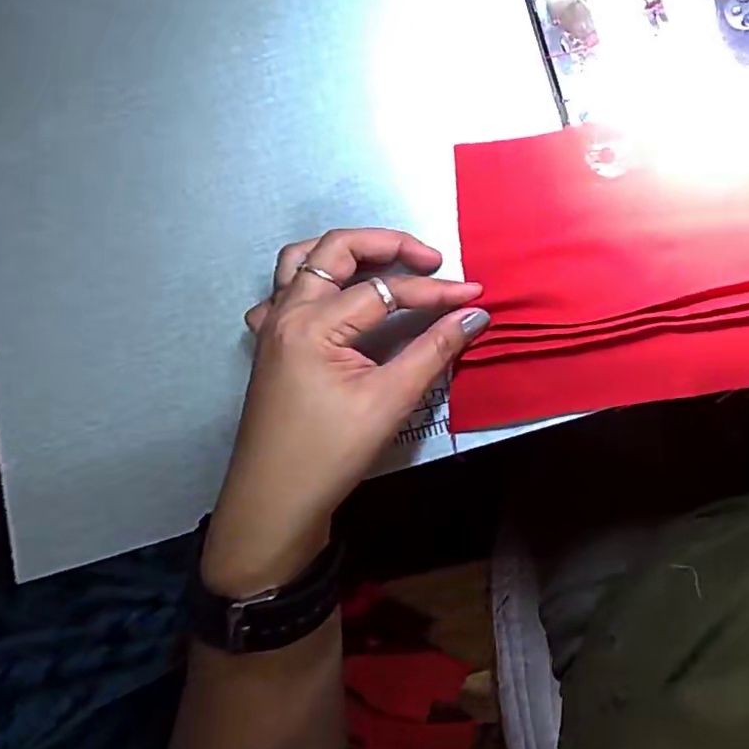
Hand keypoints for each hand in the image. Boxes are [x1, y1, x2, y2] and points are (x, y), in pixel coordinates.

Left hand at [203, 228, 489, 597]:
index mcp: (311, 325)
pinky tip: (340, 301)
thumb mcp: (392, 398)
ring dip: (347, 254)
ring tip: (388, 264)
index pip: (386, 290)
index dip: (437, 291)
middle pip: (334, 249)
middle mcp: (286, 314)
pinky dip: (317, 282)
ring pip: (301, 262)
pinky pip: (286, 293)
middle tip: (431, 260)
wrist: (273, 504)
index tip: (476, 294)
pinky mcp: (273, 346)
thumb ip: (435, 349)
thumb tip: (475, 314)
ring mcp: (272, 329)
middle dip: (388, 244)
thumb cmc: (331, 451)